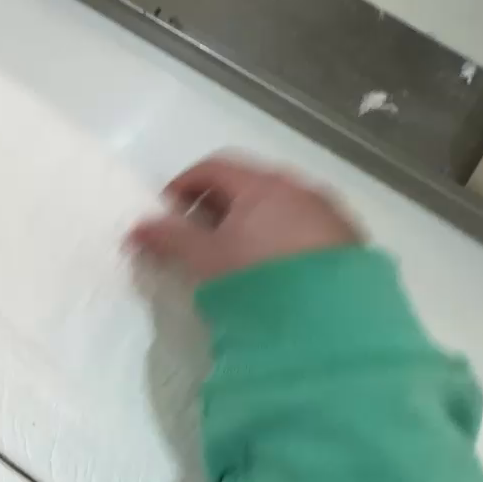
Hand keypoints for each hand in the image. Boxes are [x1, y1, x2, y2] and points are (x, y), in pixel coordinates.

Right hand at [128, 152, 363, 281]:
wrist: (329, 313)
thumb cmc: (253, 273)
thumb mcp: (200, 257)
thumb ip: (166, 237)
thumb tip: (138, 226)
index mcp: (261, 185)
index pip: (212, 167)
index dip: (180, 185)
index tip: (164, 214)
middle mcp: (298, 187)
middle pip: (243, 184)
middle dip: (211, 206)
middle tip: (191, 237)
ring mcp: (327, 211)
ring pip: (272, 205)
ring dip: (244, 221)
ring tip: (227, 255)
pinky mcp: (345, 237)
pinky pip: (298, 224)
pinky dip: (273, 235)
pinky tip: (263, 266)